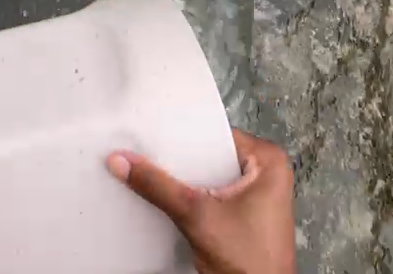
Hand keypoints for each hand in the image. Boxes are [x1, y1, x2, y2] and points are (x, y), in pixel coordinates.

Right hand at [107, 128, 297, 273]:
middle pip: (210, 153)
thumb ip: (158, 186)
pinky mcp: (246, 214)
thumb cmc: (252, 267)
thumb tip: (124, 161)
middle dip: (182, 157)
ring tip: (157, 171)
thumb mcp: (197, 217)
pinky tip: (172, 194)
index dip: (183, 134)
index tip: (154, 132)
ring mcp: (257, 195)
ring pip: (209, 173)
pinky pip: (212, 191)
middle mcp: (266, 173)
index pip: (214, 133)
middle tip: (149, 151)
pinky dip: (193, 194)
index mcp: (268, 161)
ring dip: (186, 178)